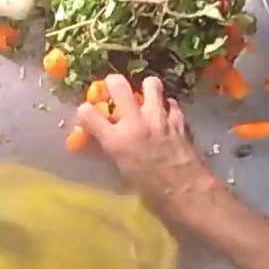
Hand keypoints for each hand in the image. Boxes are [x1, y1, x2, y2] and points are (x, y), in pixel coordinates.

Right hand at [76, 74, 224, 219]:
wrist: (183, 187)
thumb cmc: (147, 184)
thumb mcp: (120, 166)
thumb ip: (111, 146)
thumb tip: (104, 135)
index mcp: (115, 140)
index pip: (89, 113)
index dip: (85, 109)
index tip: (87, 110)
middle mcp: (134, 122)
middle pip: (119, 86)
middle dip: (113, 82)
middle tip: (114, 84)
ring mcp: (158, 116)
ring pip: (151, 84)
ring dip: (147, 87)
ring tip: (146, 94)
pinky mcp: (178, 117)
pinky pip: (170, 102)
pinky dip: (166, 105)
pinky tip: (165, 114)